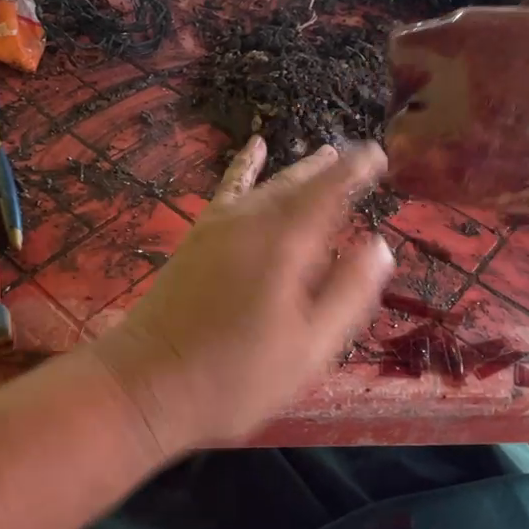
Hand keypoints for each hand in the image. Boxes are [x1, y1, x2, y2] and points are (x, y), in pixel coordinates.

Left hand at [88, 137, 395, 455]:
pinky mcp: (198, 235)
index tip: (380, 155)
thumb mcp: (308, 348)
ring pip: (268, 185)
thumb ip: (347, 294)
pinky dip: (244, 166)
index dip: (356, 171)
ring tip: (325, 153)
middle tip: (360, 155)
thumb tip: (380, 247)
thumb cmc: (236, 375)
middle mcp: (254, 221)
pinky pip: (229, 188)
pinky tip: (254, 147)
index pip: (329, 192)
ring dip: (299, 170)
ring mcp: (221, 224)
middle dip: (332, 169)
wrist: (148, 382)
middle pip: (299, 184)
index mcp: (287, 245)